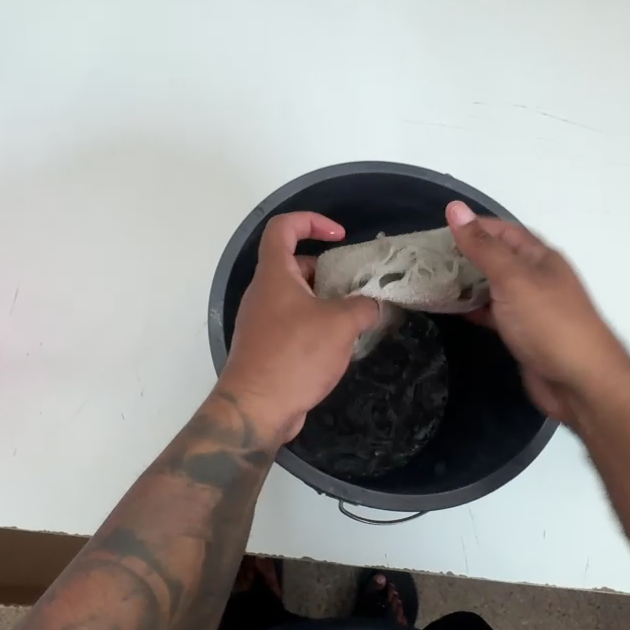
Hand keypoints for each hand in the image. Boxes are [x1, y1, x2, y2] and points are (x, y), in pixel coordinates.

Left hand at [215, 212, 383, 445]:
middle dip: (326, 270)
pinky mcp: (266, 346)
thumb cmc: (295, 355)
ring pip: (295, 297)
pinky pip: (292, 323)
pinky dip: (315, 324)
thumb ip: (363, 307)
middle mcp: (263, 293)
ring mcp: (261, 321)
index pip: (283, 228)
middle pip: (293, 264)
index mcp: (274, 275)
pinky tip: (337, 345)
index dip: (311, 221)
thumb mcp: (340, 325)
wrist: (257, 408)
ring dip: (324, 300)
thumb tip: (372, 305)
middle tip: (354, 285)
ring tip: (353, 316)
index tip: (339, 236)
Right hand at [446, 201, 629, 426]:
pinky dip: (473, 309)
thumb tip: (455, 207)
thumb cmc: (548, 323)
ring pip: (493, 286)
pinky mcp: (523, 333)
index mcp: (539, 257)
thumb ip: (482, 246)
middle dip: (465, 254)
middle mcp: (536, 277)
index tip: (437, 230)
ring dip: (466, 283)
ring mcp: (530, 306)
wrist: (580, 382)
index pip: (502, 230)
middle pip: (497, 257)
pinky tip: (450, 309)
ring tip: (430, 281)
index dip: (473, 226)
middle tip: (425, 258)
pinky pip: (493, 312)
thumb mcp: (513, 278)